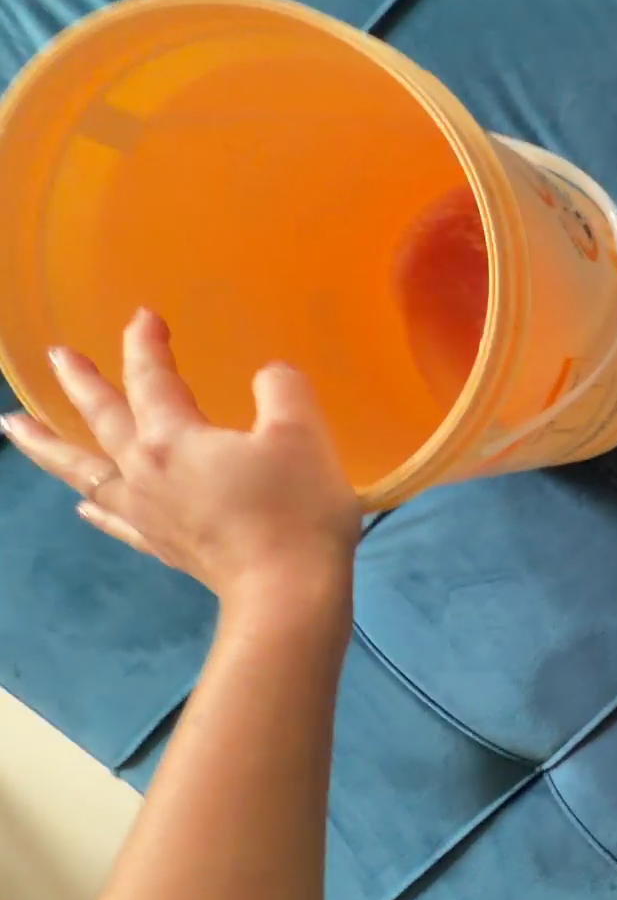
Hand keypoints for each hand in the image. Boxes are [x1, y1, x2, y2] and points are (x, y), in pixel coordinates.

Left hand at [0, 309, 359, 600]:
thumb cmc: (298, 505)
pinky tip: (83, 505)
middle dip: (81, 384)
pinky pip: (114, 519)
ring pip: (82, 470)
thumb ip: (283, 392)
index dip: (148, 345)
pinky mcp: (163, 544)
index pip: (154, 380)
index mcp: (174, 438)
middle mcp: (145, 469)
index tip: (144, 316)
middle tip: (56, 357)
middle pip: (103, 418)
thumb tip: (270, 373)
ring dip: (46, 446)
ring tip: (14, 428)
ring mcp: (147, 510)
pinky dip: (95, 507)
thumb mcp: (304, 436)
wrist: (288, 583)